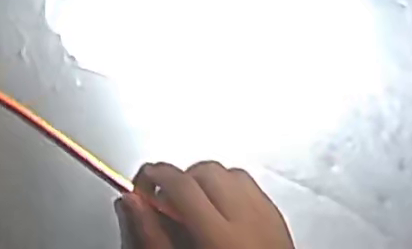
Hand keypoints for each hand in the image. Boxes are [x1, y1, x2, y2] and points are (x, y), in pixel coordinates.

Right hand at [118, 162, 294, 248]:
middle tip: (167, 203)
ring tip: (195, 208)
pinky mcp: (279, 221)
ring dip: (208, 183)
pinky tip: (222, 213)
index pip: (181, 184)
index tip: (143, 183)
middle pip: (205, 171)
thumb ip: (154, 238)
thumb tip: (132, 202)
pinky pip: (251, 187)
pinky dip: (232, 190)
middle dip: (182, 181)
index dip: (156, 176)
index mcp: (222, 240)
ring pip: (230, 173)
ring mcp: (268, 219)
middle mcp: (249, 222)